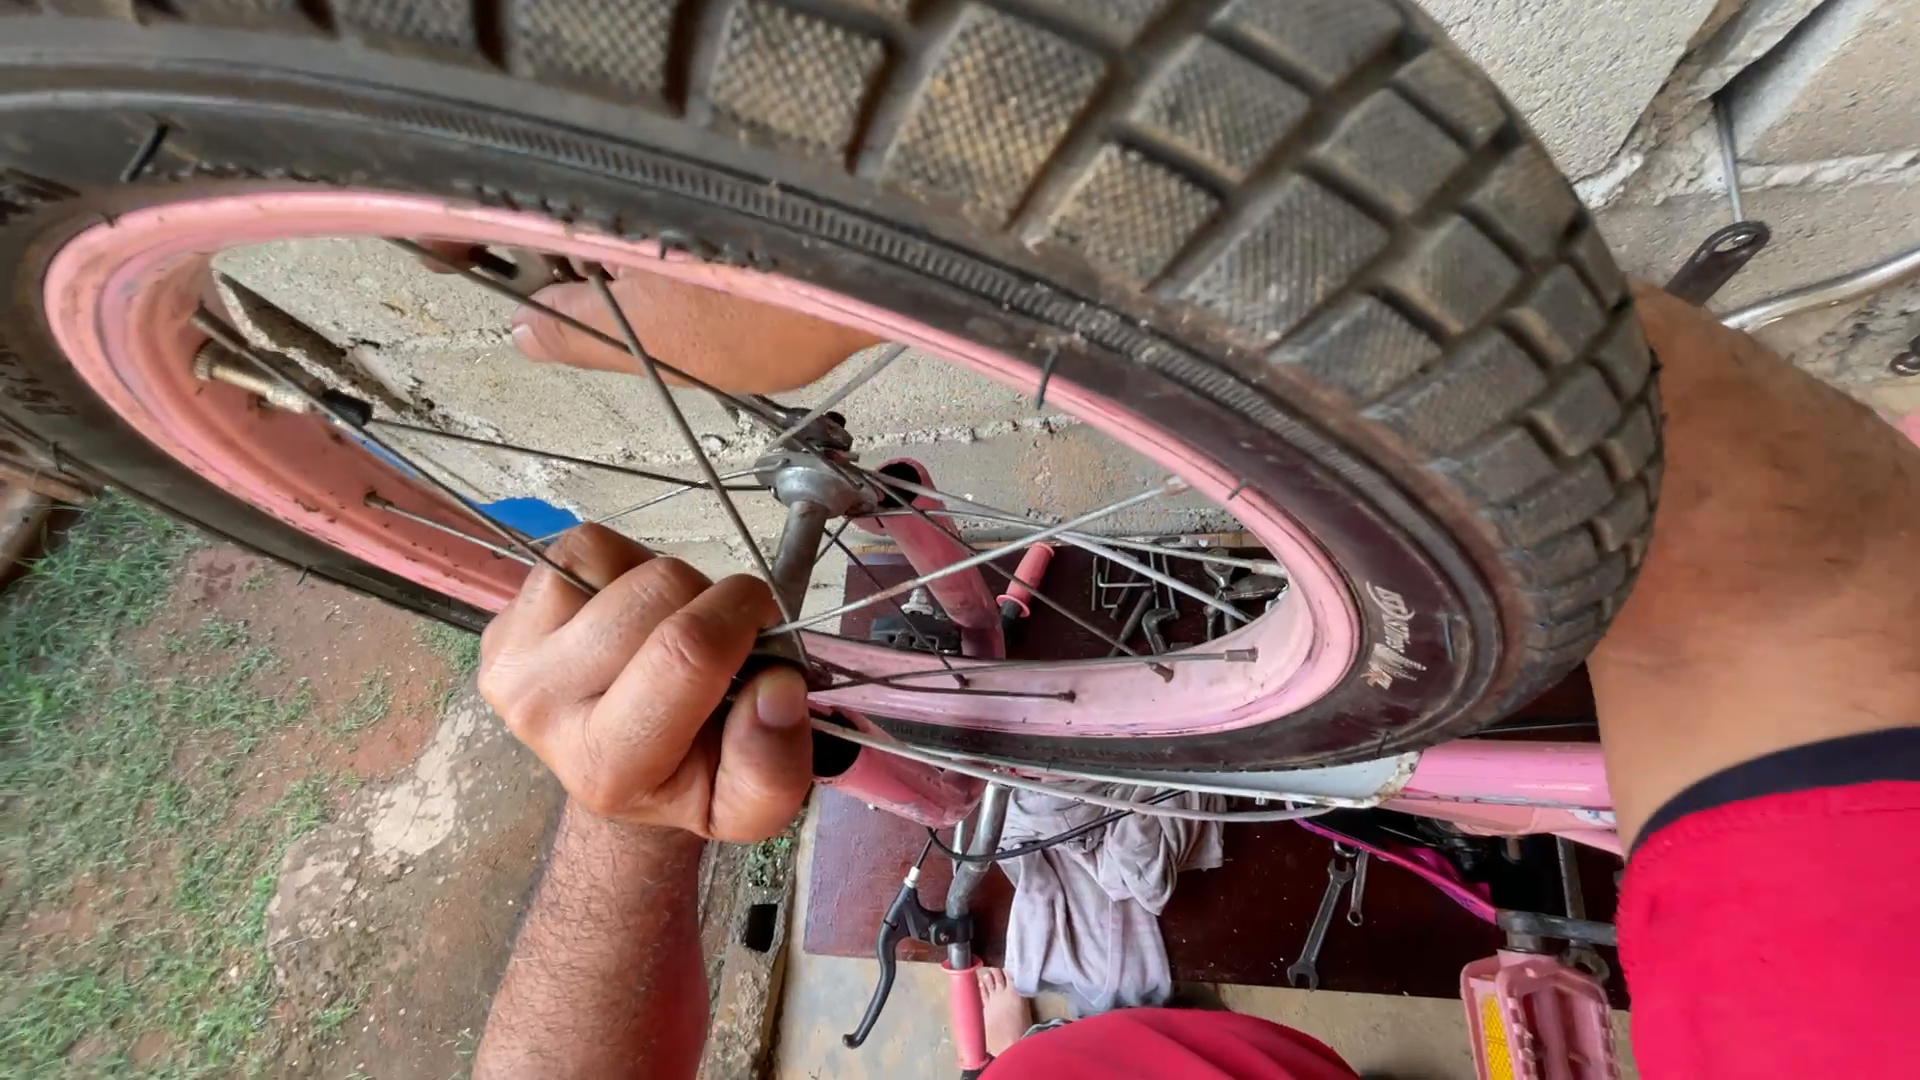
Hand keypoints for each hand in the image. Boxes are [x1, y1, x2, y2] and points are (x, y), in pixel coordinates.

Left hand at [477, 524, 813, 840]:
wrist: (620, 770)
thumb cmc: (689, 777)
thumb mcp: (749, 803)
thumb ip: (775, 764)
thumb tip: (779, 686)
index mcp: (611, 761)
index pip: (684, 653)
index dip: (741, 615)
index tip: (766, 621)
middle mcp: (543, 708)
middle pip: (658, 588)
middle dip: (711, 598)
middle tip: (721, 637)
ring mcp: (514, 659)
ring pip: (619, 563)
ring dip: (667, 585)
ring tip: (672, 627)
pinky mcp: (504, 621)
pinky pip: (584, 550)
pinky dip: (624, 565)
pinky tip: (630, 612)